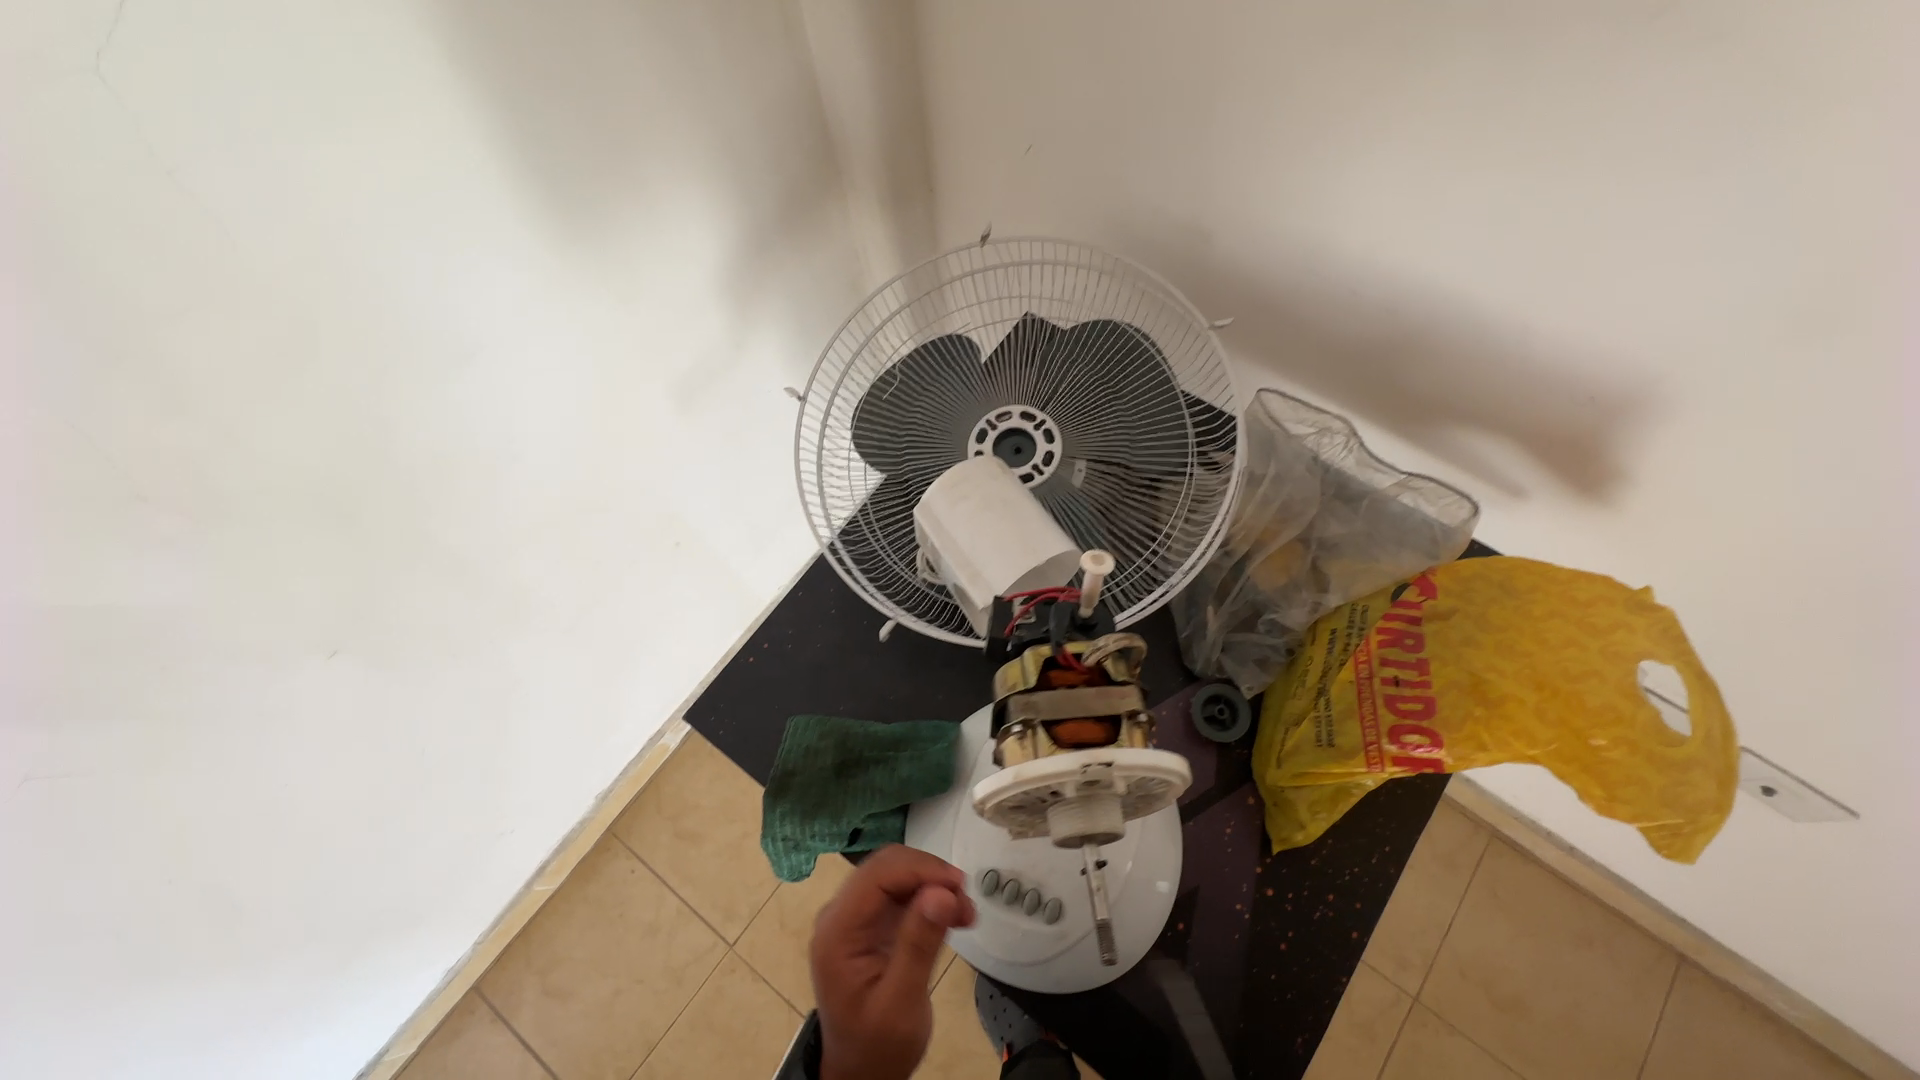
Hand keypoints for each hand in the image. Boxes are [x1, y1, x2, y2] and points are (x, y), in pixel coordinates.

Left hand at [810, 845, 976, 1079]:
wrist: (861, 1073)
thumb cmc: (877, 1045)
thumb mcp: (901, 1004)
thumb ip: (918, 945)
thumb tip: (942, 892)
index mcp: (838, 931)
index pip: (876, 876)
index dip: (919, 869)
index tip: (959, 884)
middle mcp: (841, 915)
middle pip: (886, 867)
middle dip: (929, 874)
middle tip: (966, 900)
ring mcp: (856, 917)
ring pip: (896, 875)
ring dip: (933, 884)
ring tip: (966, 912)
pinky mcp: (872, 923)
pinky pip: (901, 893)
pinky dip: (930, 897)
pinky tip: (955, 915)